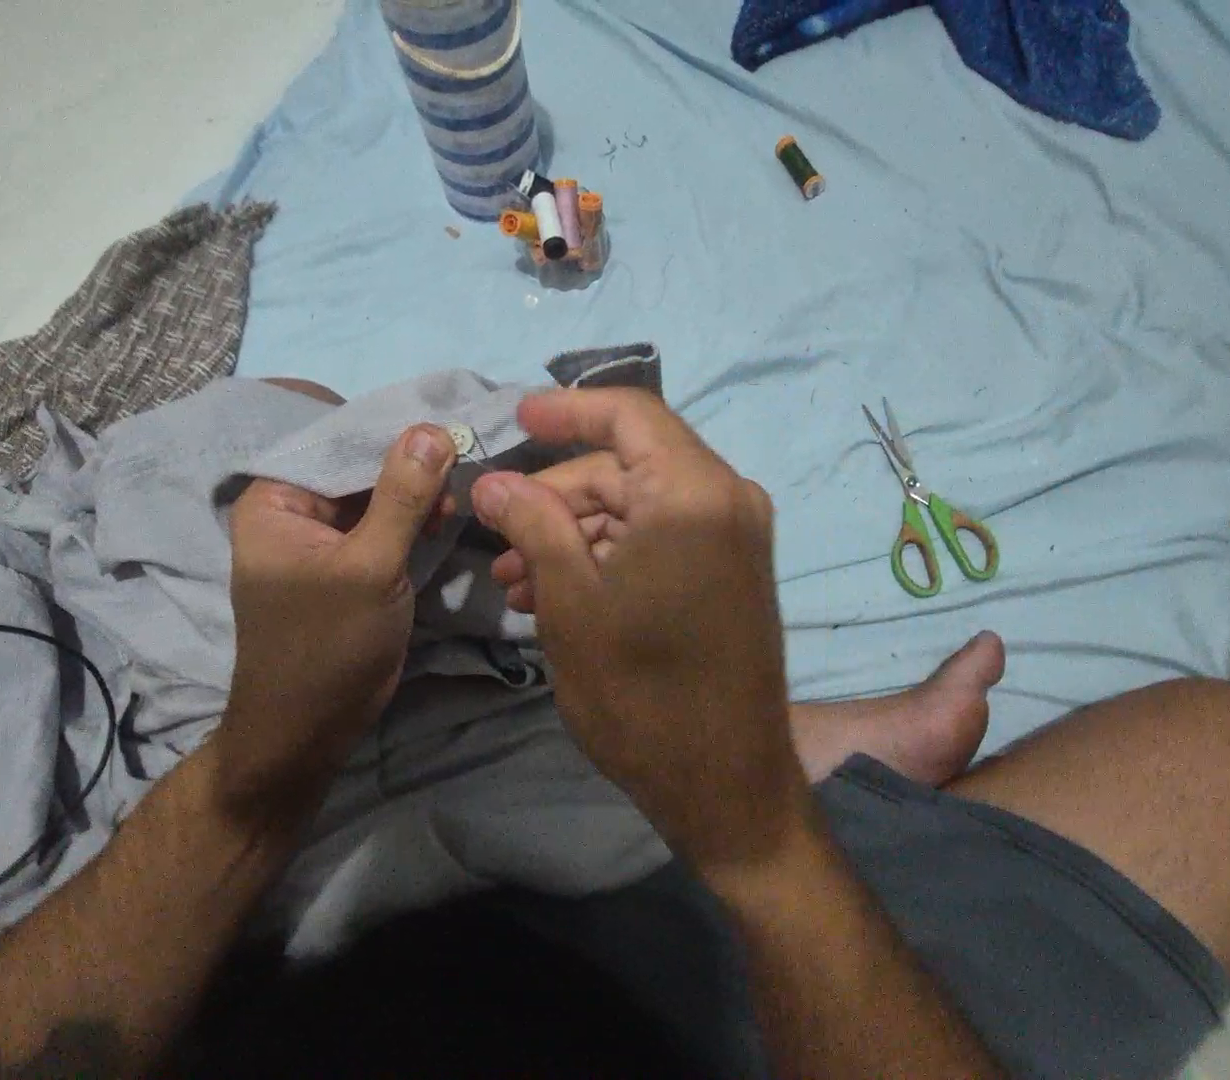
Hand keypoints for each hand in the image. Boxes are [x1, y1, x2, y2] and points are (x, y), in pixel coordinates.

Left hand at [219, 424, 453, 816]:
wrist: (312, 728)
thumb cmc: (328, 645)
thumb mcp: (370, 566)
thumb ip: (402, 497)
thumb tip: (434, 428)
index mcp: (276, 500)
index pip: (337, 443)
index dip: (392, 434)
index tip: (448, 431)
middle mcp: (295, 511)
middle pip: (360, 468)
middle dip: (410, 469)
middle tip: (458, 476)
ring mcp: (324, 540)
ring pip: (379, 497)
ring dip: (418, 497)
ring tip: (453, 509)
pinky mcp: (350, 565)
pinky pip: (385, 526)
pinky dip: (415, 523)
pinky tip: (444, 523)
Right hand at [469, 389, 811, 875]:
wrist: (725, 782)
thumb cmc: (641, 693)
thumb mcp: (571, 601)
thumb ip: (532, 522)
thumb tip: (493, 481)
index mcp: (693, 491)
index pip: (628, 414)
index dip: (567, 409)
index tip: (513, 418)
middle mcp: (727, 499)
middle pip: (628, 465)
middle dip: (557, 494)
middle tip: (497, 533)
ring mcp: (737, 537)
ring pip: (640, 506)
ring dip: (576, 532)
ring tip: (516, 581)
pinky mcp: (733, 572)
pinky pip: (664, 539)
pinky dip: (612, 555)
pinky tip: (559, 593)